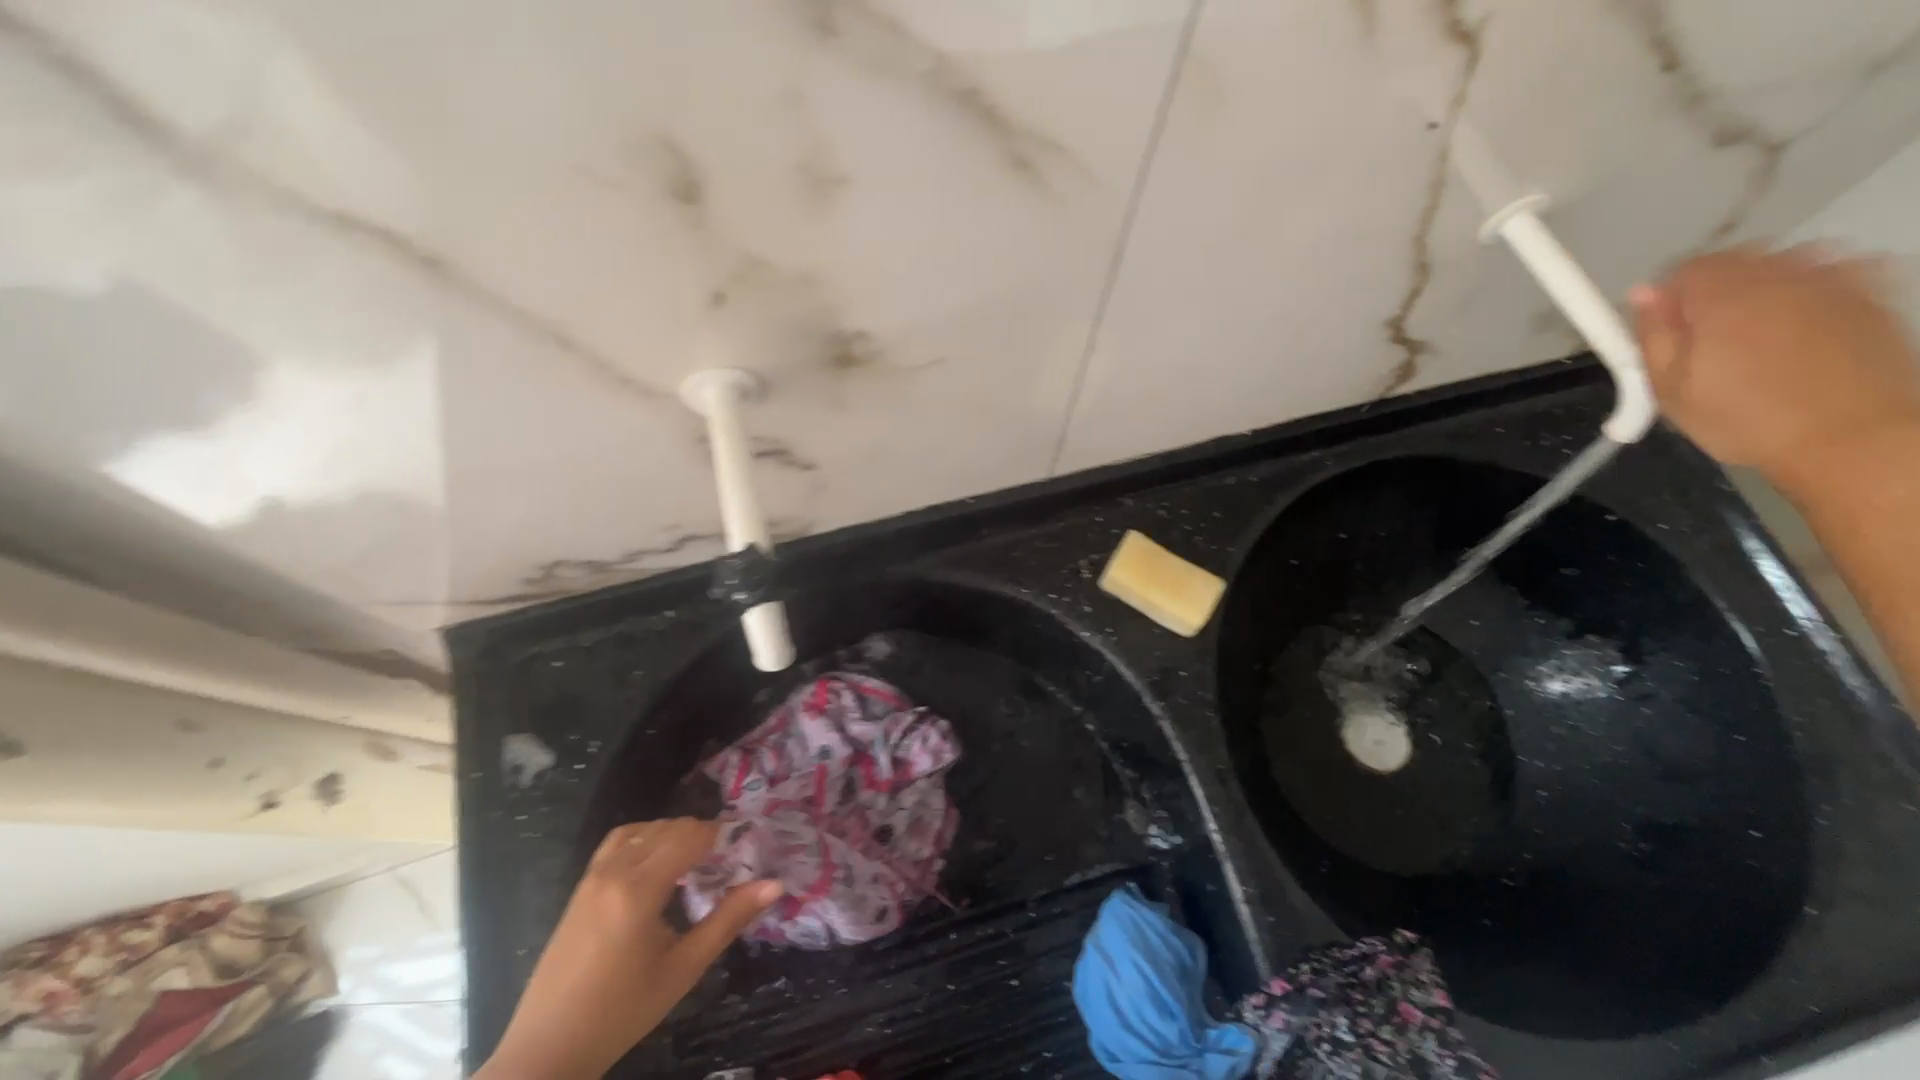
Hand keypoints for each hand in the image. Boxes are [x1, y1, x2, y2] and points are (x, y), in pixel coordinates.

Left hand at [477, 819, 781, 1079]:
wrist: (551, 1045)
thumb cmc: (624, 1010)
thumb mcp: (684, 968)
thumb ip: (728, 920)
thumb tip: (774, 885)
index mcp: (639, 889)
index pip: (688, 836)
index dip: (720, 834)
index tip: (745, 846)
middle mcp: (613, 872)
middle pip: (665, 828)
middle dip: (699, 834)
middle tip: (727, 859)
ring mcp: (591, 878)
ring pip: (639, 830)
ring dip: (670, 833)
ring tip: (695, 859)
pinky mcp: (579, 889)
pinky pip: (616, 844)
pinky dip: (643, 839)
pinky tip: (657, 866)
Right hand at [1630, 246, 1919, 493]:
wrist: (1850, 439)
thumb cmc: (1745, 421)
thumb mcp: (1671, 390)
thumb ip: (1653, 335)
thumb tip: (1643, 293)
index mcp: (1722, 296)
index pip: (1685, 269)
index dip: (1670, 298)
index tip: (1669, 329)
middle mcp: (1779, 275)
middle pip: (1736, 261)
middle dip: (1716, 290)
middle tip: (1710, 337)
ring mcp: (1833, 280)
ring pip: (1784, 263)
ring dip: (1765, 286)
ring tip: (1759, 330)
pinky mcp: (1872, 294)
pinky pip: (1836, 269)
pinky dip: (1814, 285)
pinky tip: (1807, 318)